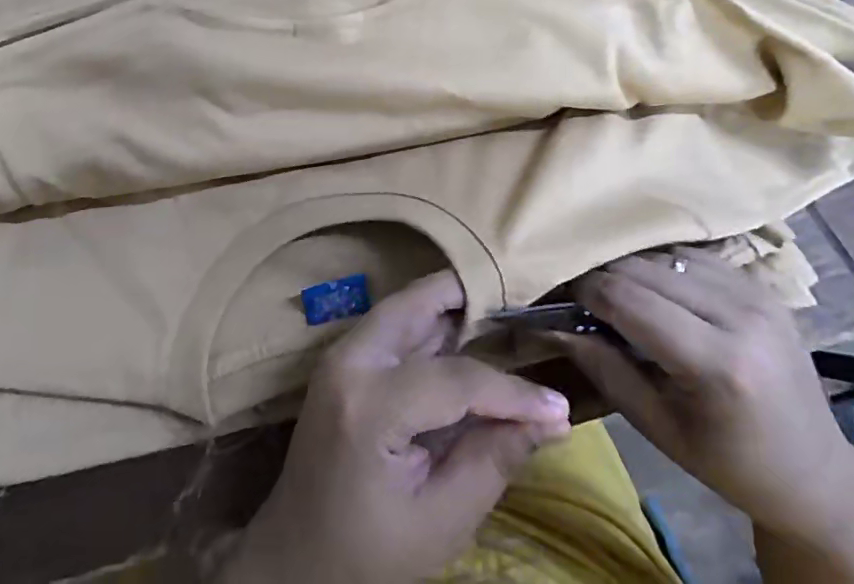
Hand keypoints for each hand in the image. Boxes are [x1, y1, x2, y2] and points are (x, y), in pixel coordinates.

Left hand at [221, 271, 572, 583]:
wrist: (295, 557)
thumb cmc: (368, 551)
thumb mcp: (442, 520)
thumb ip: (494, 459)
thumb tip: (552, 417)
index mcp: (370, 405)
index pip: (457, 379)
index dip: (513, 391)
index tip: (558, 406)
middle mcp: (350, 361)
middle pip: (418, 304)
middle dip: (470, 295)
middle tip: (523, 299)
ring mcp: (341, 356)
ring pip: (404, 307)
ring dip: (452, 305)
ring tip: (504, 313)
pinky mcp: (342, 361)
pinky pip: (394, 326)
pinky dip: (432, 323)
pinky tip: (466, 337)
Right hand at [561, 250, 853, 539]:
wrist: (812, 470)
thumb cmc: (727, 461)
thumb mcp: (656, 426)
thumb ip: (603, 368)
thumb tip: (552, 323)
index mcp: (718, 364)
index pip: (627, 299)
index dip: (584, 291)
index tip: (561, 299)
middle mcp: (741, 317)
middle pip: (643, 269)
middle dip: (602, 277)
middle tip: (580, 297)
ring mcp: (758, 295)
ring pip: (665, 255)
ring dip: (631, 269)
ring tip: (616, 293)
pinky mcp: (764, 287)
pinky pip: (694, 256)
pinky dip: (663, 266)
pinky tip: (655, 289)